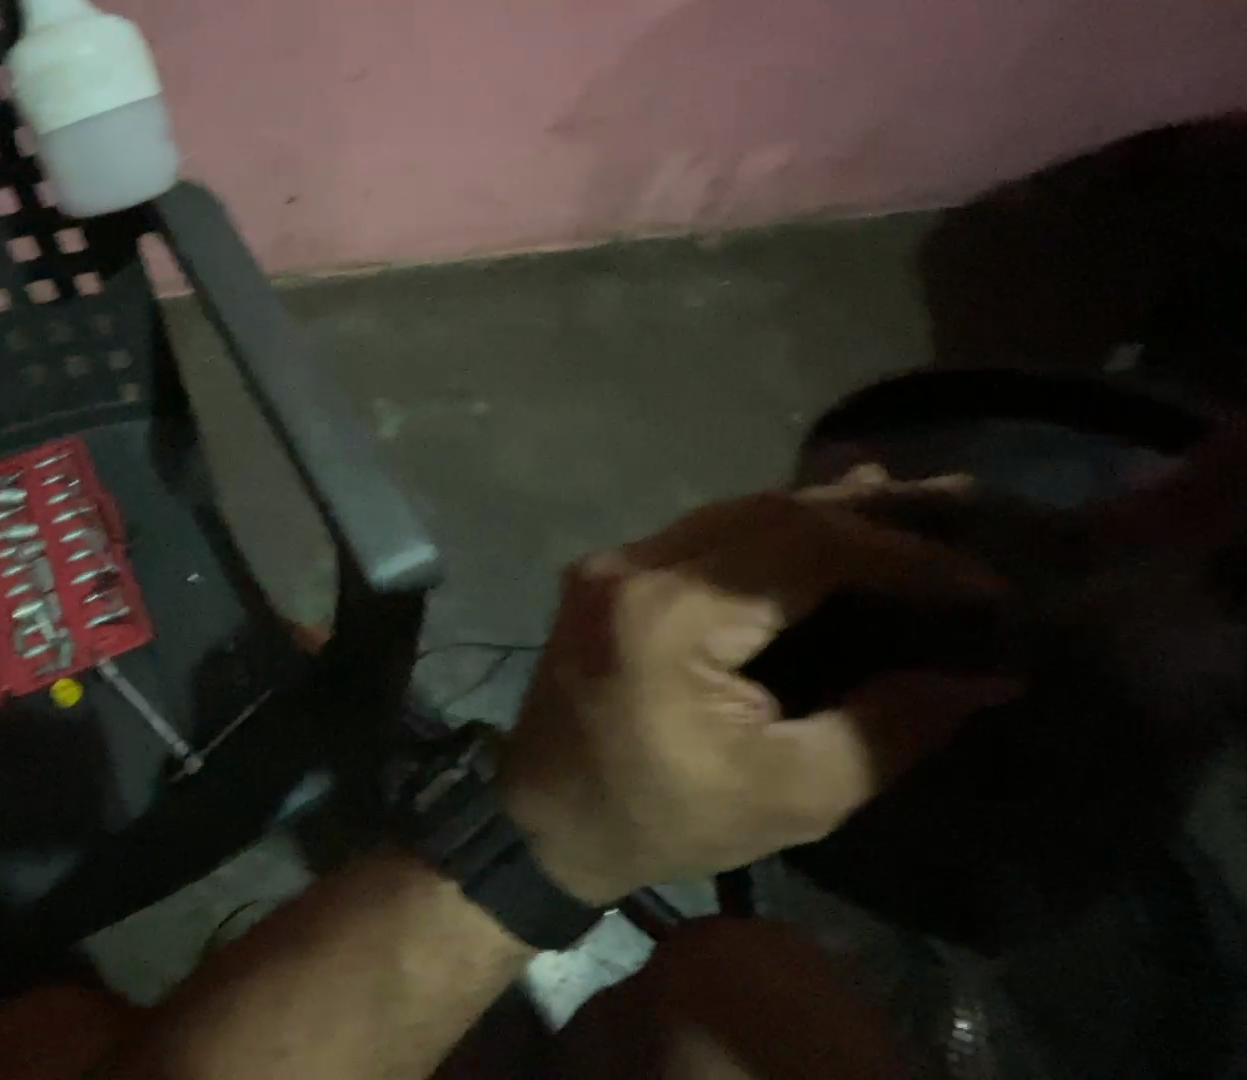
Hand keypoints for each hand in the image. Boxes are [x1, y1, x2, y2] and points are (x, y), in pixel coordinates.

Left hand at [496, 482, 1020, 903]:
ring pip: (733, 515)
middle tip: (964, 512)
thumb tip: (984, 674)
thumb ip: (889, 726)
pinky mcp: (605, 575)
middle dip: (869, 518)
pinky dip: (767, 534)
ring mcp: (609, 563)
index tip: (987, 583)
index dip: (905, 557)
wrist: (544, 816)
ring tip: (913, 511)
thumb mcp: (791, 794)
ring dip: (819, 517)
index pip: (805, 549)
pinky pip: (700, 536)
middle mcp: (630, 567)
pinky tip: (825, 527)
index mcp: (667, 615)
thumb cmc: (661, 818)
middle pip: (767, 514)